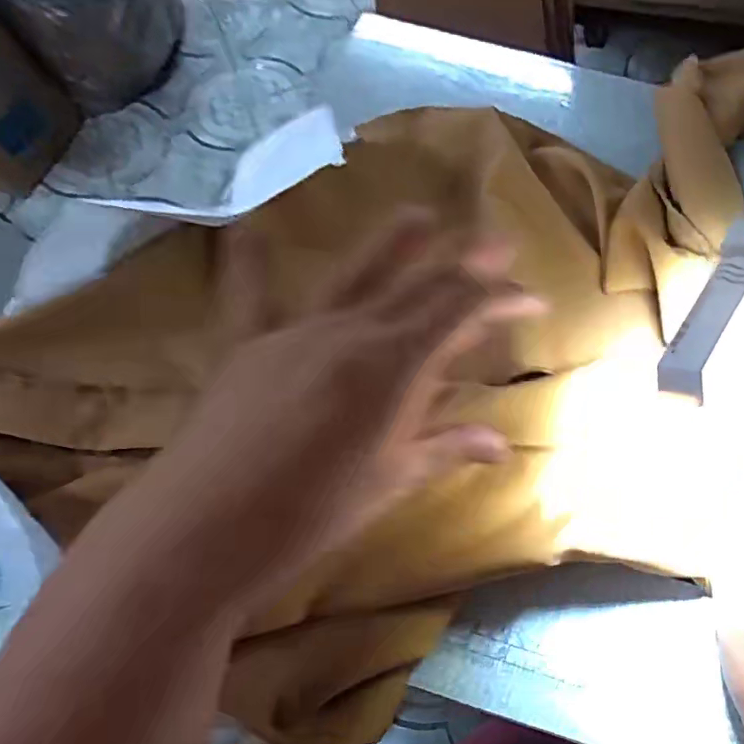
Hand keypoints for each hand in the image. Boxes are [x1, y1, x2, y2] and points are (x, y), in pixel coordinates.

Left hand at [146, 207, 546, 610]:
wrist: (209, 529)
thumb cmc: (314, 514)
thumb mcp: (390, 481)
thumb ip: (444, 449)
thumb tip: (502, 443)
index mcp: (392, 366)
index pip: (458, 314)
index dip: (500, 301)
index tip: (534, 298)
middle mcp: (348, 332)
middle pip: (417, 286)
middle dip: (463, 264)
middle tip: (499, 244)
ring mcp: (293, 332)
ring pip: (352, 275)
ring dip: (392, 244)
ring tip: (420, 214)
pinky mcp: (245, 347)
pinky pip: (249, 294)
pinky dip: (251, 260)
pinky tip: (247, 225)